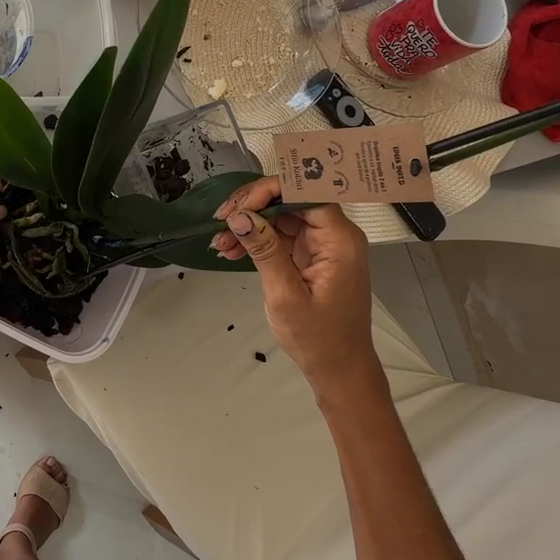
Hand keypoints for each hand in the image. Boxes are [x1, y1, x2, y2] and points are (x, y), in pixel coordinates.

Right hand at [210, 177, 380, 399]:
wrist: (338, 368)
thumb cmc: (318, 337)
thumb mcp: (285, 295)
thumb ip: (265, 250)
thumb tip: (240, 216)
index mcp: (339, 240)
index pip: (307, 192)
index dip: (271, 191)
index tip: (239, 207)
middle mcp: (334, 235)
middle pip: (291, 200)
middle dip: (253, 207)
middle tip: (220, 221)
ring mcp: (322, 245)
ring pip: (281, 217)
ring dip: (249, 224)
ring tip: (219, 242)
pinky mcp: (310, 257)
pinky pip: (280, 236)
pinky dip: (256, 240)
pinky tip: (231, 250)